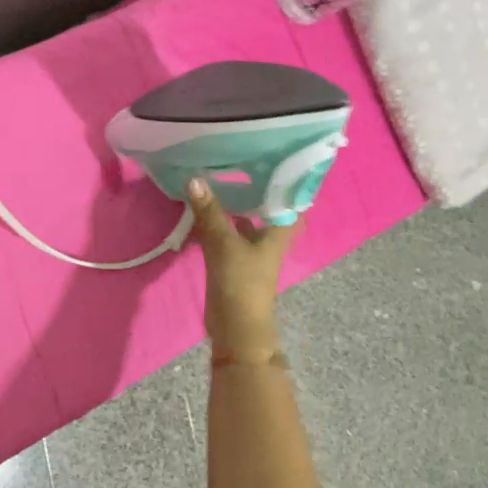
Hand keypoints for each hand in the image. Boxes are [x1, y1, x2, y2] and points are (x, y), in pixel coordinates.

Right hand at [186, 178, 299, 353]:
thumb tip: (194, 179)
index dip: (289, 184)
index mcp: (278, 233)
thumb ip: (210, 212)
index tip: (276, 160)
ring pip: (245, 222)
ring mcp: (251, 253)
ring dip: (234, 206)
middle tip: (241, 165)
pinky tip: (201, 211)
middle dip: (256, 191)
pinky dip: (217, 223)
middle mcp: (268, 240)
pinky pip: (227, 235)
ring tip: (217, 179)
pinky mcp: (233, 263)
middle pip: (267, 210)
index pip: (292, 204)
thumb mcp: (224, 243)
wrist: (236, 328)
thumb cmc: (241, 282)